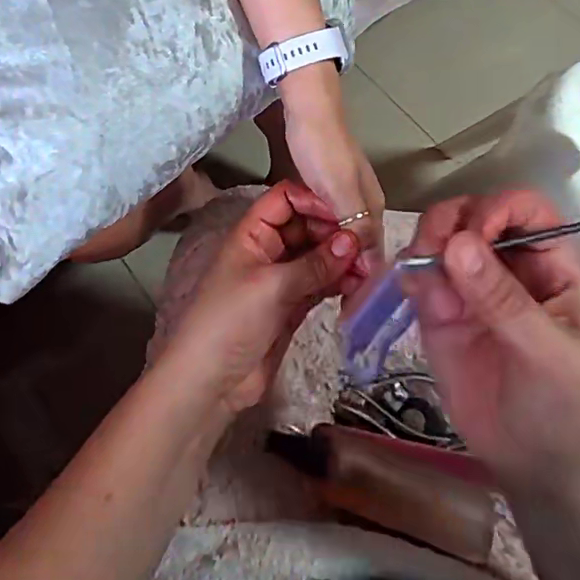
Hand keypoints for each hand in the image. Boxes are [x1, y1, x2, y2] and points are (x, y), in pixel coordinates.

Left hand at [151, 182, 361, 417]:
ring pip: (318, 255)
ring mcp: (282, 277)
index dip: (314, 199)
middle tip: (367, 246)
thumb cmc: (230, 321)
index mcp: (252, 233)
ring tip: (369, 269)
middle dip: (336, 232)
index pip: (285, 198)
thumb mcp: (271, 286)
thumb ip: (314, 263)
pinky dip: (340, 281)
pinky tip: (360, 284)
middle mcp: (268, 249)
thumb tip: (354, 240)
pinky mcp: (294, 304)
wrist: (211, 381)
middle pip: (307, 225)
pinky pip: (322, 283)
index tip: (347, 212)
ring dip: (343, 259)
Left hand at [276, 65, 384, 284]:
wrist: (308, 111)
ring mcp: (341, 201)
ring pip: (338, 241)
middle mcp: (361, 208)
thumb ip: (358, 228)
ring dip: (330, 262)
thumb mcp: (342, 193)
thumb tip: (375, 268)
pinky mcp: (323, 196)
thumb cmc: (323, 152)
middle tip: (332, 306)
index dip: (363, 282)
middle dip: (346, 275)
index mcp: (371, 209)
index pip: (373, 256)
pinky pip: (323, 230)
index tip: (350, 310)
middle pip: (356, 250)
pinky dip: (318, 246)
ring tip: (318, 290)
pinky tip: (308, 259)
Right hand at [402, 191, 579, 496]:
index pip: (524, 208)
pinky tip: (414, 297)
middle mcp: (507, 265)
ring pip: (437, 238)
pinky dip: (408, 276)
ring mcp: (469, 286)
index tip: (471, 237)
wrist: (537, 468)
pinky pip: (417, 275)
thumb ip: (502, 300)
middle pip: (471, 213)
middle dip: (447, 223)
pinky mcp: (438, 310)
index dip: (496, 209)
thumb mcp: (547, 354)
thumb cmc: (565, 408)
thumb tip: (457, 244)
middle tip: (430, 253)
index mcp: (551, 264)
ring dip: (422, 246)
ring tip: (422, 282)